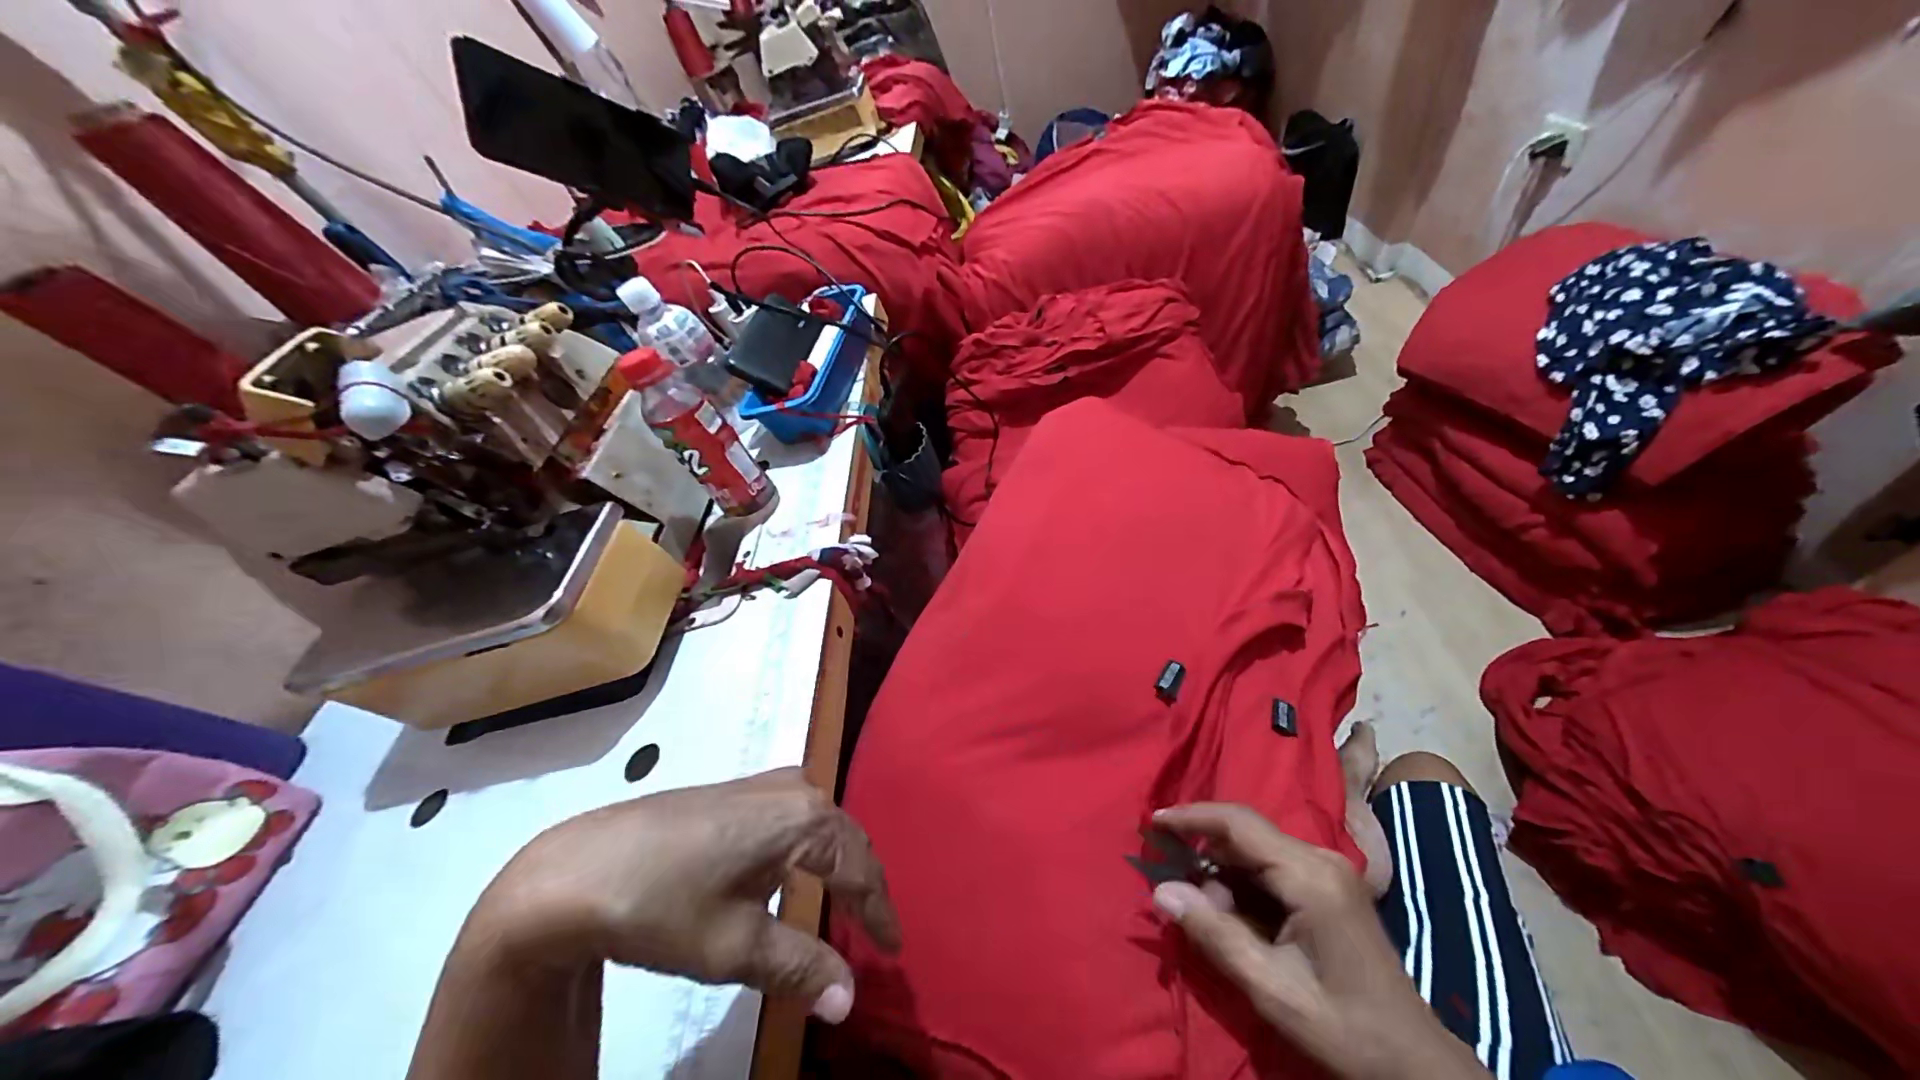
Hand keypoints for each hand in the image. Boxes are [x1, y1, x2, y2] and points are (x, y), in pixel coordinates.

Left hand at [473, 768, 900, 1022]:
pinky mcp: (736, 789)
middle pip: (846, 840)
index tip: (894, 950)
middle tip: (874, 930)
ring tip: (845, 905)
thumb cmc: (663, 905)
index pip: (861, 869)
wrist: (576, 868)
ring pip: (822, 826)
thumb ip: (801, 968)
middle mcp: (794, 788)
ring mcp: (762, 783)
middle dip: (863, 885)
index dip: (880, 913)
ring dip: (837, 864)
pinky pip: (795, 818)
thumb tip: (850, 1000)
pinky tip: (796, 873)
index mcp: (805, 819)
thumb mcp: (735, 947)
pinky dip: (809, 849)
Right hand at [1150, 804, 1490, 1079]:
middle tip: (1169, 881)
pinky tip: (1229, 915)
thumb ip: (1215, 934)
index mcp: (1311, 876)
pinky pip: (1271, 868)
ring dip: (1221, 873)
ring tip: (1199, 909)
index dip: (1191, 817)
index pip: (1239, 824)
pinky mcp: (1328, 887)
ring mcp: (1328, 872)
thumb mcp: (1271, 989)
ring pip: (1255, 851)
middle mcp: (1321, 860)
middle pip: (1245, 834)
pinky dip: (1241, 885)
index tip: (1151, 823)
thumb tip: (1162, 890)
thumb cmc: (1345, 1028)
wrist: (1414, 1063)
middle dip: (1202, 852)